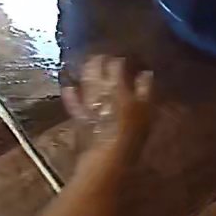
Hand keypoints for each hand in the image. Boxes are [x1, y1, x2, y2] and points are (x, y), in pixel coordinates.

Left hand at [62, 56, 152, 174]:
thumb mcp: (145, 111)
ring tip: (91, 66)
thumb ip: (145, 89)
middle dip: (100, 58)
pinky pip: (71, 100)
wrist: (106, 158)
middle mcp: (99, 88)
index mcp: (117, 85)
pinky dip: (70, 92)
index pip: (117, 63)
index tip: (127, 57)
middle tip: (107, 57)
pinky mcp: (77, 114)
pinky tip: (69, 87)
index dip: (122, 58)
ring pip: (83, 78)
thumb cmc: (131, 135)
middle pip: (96, 65)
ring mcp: (86, 101)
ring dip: (86, 69)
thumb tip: (146, 73)